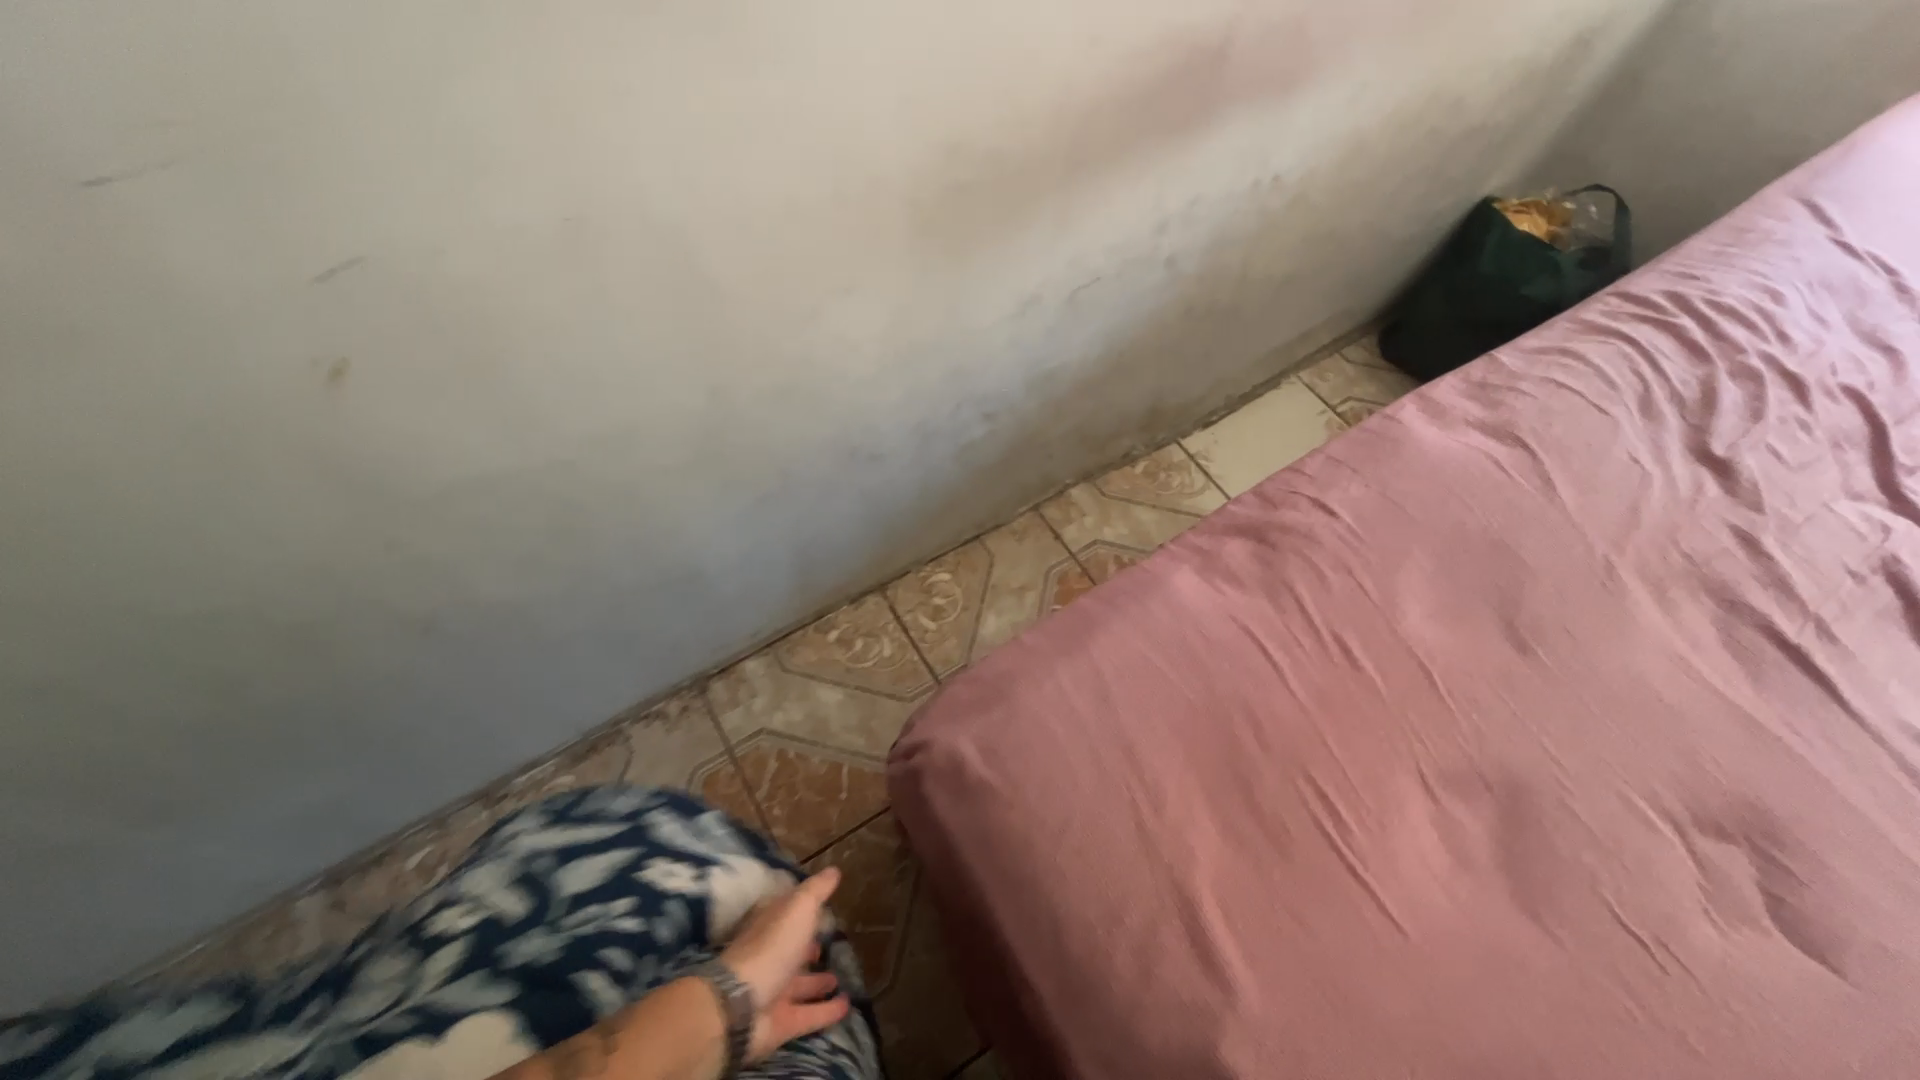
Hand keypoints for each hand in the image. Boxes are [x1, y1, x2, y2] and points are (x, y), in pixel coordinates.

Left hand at [718, 867, 851, 1062]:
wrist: (739, 1007)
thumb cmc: (770, 947)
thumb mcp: (798, 908)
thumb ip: (816, 890)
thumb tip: (834, 870)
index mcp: (768, 927)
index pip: (785, 914)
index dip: (801, 910)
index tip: (820, 907)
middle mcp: (769, 957)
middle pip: (790, 951)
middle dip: (807, 948)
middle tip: (829, 945)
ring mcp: (773, 992)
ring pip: (799, 985)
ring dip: (817, 982)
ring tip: (839, 978)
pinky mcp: (781, 1022)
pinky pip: (809, 1015)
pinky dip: (827, 1011)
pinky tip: (847, 1005)